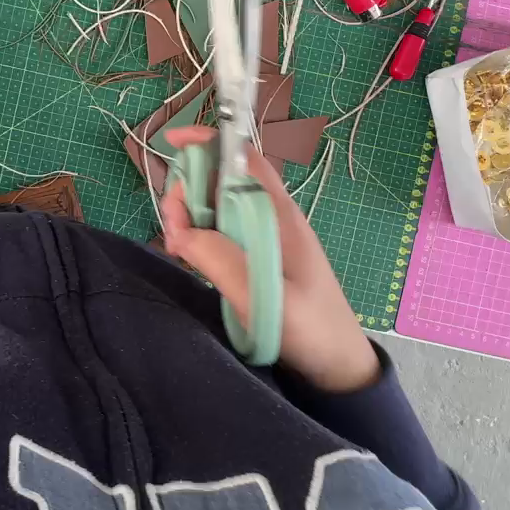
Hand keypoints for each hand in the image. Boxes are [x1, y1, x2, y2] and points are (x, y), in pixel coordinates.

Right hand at [158, 126, 379, 391]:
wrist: (336, 368)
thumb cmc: (311, 329)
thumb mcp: (265, 296)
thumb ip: (222, 260)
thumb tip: (181, 233)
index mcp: (277, 213)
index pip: (242, 157)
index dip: (208, 141)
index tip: (172, 141)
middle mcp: (266, 216)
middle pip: (217, 179)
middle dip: (186, 190)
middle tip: (174, 228)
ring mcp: (258, 236)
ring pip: (211, 205)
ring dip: (187, 217)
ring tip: (180, 249)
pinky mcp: (250, 255)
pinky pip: (214, 231)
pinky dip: (194, 236)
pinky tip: (190, 258)